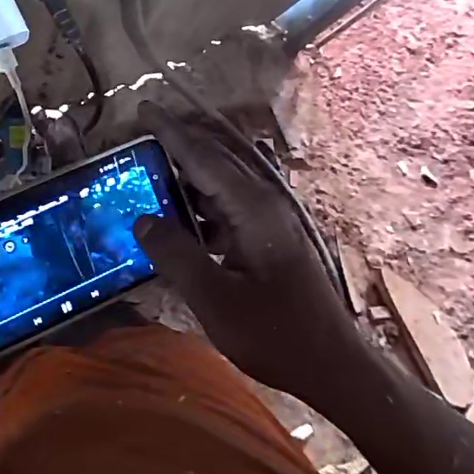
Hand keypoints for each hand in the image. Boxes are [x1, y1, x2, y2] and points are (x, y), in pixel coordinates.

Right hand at [133, 101, 362, 399]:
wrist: (333, 365)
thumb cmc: (275, 335)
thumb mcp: (214, 300)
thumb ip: (176, 256)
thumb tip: (142, 219)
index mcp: (253, 210)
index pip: (204, 158)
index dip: (170, 132)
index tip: (142, 109)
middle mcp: (265, 204)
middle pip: (218, 157)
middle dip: (180, 140)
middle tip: (141, 134)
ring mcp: (272, 220)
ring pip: (224, 180)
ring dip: (189, 170)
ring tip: (151, 170)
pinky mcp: (271, 238)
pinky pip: (229, 203)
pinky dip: (201, 199)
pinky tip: (180, 215)